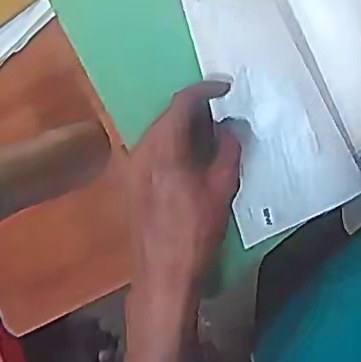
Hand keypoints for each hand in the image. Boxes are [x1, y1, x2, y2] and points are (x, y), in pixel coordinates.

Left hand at [122, 80, 242, 304]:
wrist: (163, 273)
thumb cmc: (196, 230)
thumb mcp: (223, 187)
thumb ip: (228, 149)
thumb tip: (230, 128)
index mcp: (164, 148)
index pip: (182, 103)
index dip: (205, 89)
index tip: (225, 88)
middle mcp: (141, 151)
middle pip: (168, 115)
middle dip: (196, 108)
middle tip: (223, 113)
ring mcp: (131, 167)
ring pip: (159, 131)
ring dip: (184, 126)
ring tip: (211, 134)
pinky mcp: (130, 182)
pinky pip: (153, 148)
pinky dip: (173, 142)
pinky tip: (192, 157)